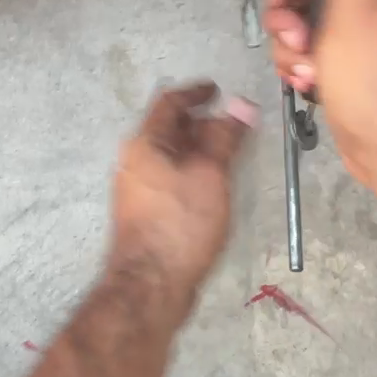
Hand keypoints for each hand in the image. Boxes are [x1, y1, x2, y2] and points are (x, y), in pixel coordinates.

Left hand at [107, 82, 256, 302]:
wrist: (149, 286)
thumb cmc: (180, 223)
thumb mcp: (210, 174)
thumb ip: (225, 138)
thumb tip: (242, 104)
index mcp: (144, 143)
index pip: (169, 103)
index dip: (196, 93)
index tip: (217, 89)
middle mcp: (135, 160)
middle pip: (169, 129)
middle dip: (202, 122)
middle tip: (233, 124)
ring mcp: (138, 188)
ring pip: (171, 155)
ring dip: (199, 148)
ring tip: (231, 152)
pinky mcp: (146, 212)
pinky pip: (171, 176)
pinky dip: (193, 170)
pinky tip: (214, 184)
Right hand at [263, 0, 376, 190]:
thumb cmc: (373, 81)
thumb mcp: (357, 10)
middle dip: (287, 14)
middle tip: (293, 42)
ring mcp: (355, 29)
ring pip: (299, 18)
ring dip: (289, 46)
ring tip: (305, 73)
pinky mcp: (344, 59)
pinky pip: (306, 47)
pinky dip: (299, 64)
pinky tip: (308, 85)